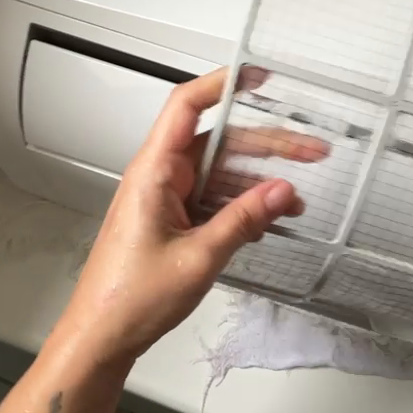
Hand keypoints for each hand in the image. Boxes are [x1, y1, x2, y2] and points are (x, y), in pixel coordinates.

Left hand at [52, 68, 328, 364]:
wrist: (102, 337)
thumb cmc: (129, 298)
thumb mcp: (198, 257)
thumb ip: (243, 220)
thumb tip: (282, 191)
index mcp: (154, 172)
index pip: (188, 106)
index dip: (223, 83)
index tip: (259, 76)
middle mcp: (160, 177)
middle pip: (220, 143)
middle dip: (267, 146)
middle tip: (310, 150)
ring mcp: (167, 198)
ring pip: (221, 174)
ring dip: (259, 184)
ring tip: (296, 200)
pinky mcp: (174, 219)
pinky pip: (214, 200)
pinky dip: (243, 207)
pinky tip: (269, 219)